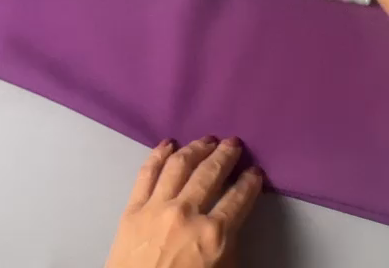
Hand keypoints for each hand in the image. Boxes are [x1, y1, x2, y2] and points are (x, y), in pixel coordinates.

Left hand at [104, 137, 263, 267]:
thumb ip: (229, 249)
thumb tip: (230, 225)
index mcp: (214, 236)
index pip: (238, 199)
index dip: (250, 183)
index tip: (255, 171)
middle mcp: (187, 213)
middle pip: (210, 173)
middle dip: (225, 155)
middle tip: (233, 142)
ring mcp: (157, 206)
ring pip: (180, 165)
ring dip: (196, 148)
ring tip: (207, 139)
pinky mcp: (133, 208)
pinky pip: (147, 172)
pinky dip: (159, 154)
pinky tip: (168, 144)